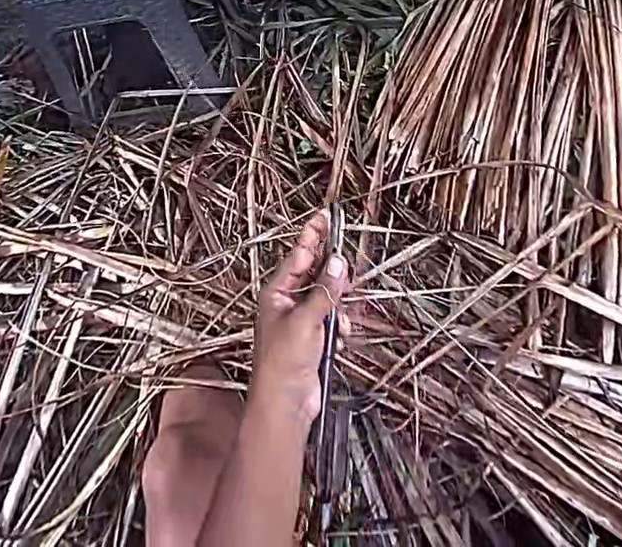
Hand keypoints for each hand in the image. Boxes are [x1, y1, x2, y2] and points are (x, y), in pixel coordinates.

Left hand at [251, 212, 351, 426]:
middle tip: (345, 256)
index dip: (312, 235)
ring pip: (325, 295)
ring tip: (342, 307)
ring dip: (336, 301)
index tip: (324, 217)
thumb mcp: (306, 321)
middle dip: (330, 268)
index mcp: (276, 292)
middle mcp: (286, 302)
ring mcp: (299, 319)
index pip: (298, 255)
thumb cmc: (282, 364)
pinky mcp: (312, 336)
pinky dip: (338, 321)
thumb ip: (324, 291)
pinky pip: (330, 317)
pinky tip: (341, 331)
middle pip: (313, 272)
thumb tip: (338, 264)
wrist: (285, 404)